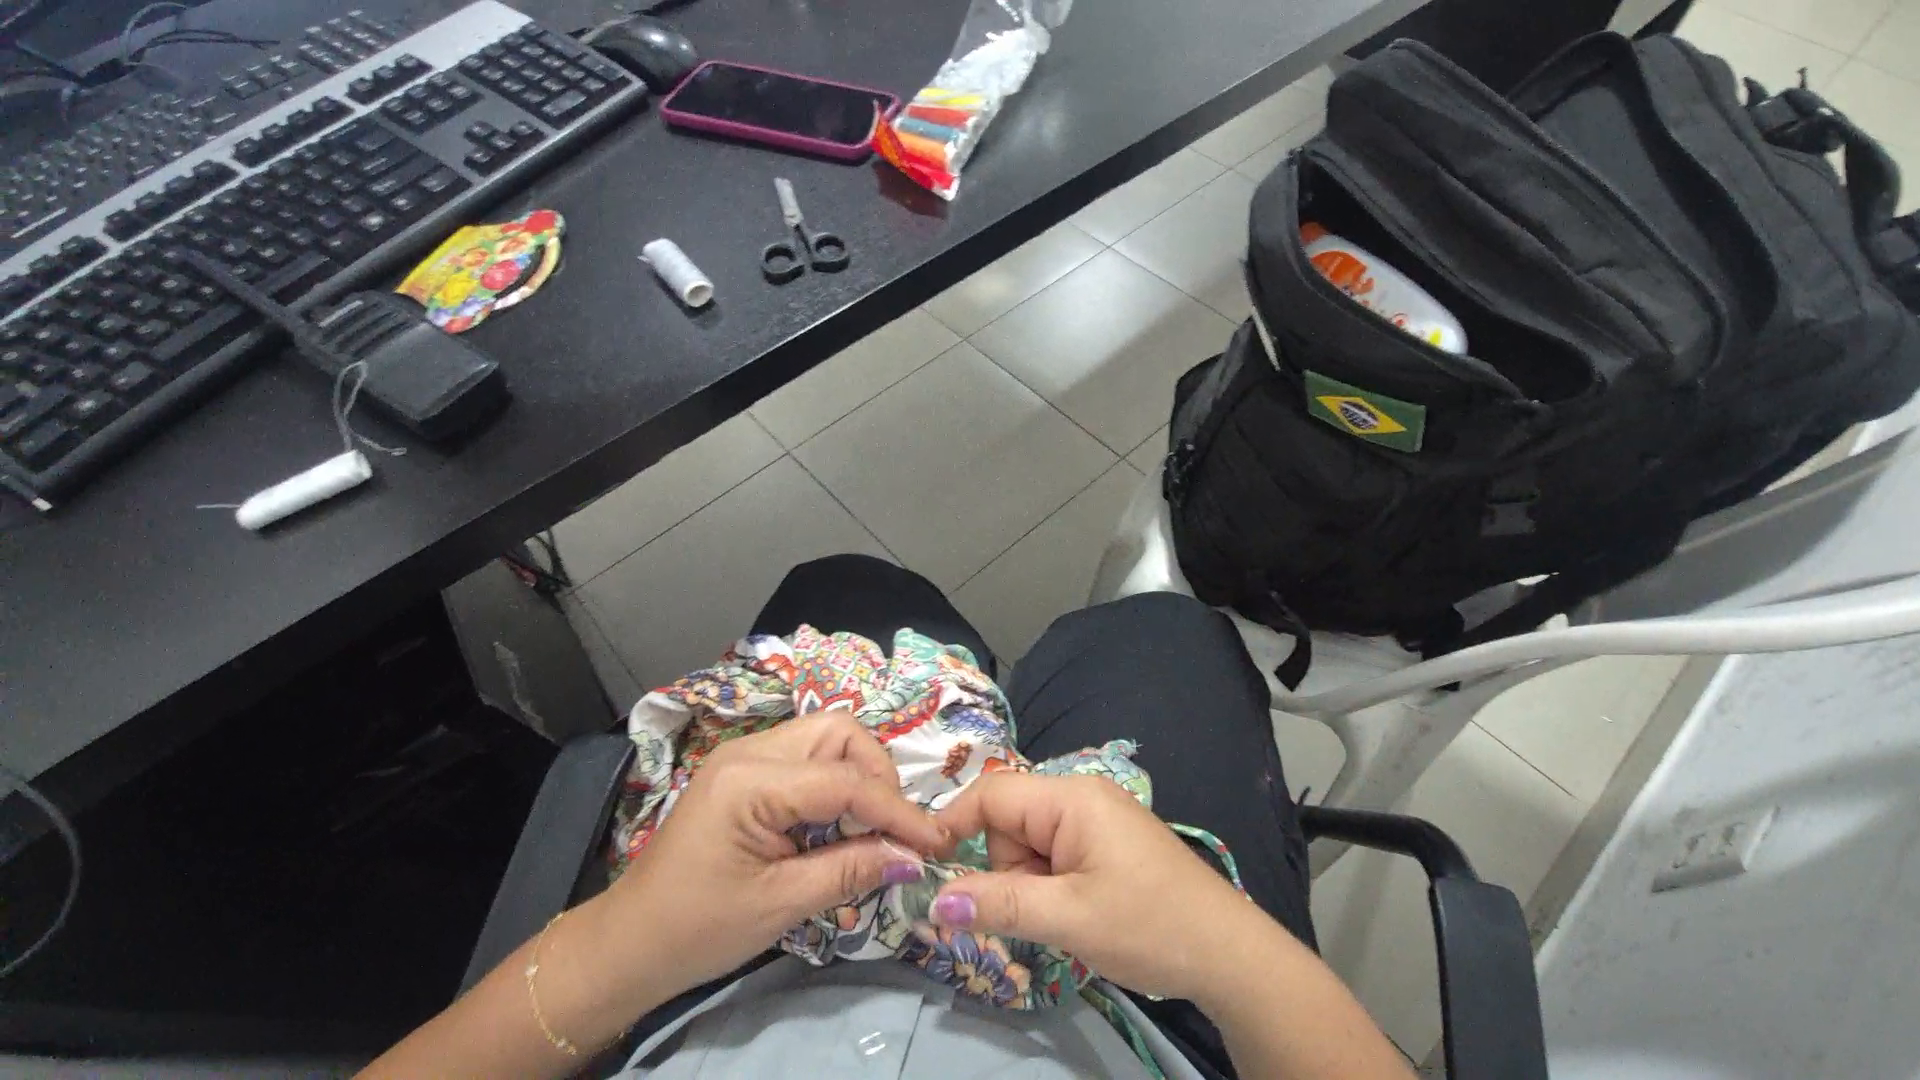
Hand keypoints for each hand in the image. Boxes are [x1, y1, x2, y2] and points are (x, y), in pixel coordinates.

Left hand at [603, 711, 951, 996]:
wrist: (631, 942)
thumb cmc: (699, 928)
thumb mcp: (782, 904)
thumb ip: (852, 870)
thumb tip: (914, 857)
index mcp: (751, 781)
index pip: (846, 779)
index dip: (897, 810)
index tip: (934, 842)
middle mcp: (749, 751)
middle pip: (840, 732)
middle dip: (878, 775)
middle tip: (891, 830)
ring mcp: (744, 756)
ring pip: (826, 738)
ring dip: (858, 777)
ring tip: (869, 829)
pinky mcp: (745, 771)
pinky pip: (806, 758)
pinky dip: (834, 784)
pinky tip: (838, 825)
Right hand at [929, 771, 1275, 1005]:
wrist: (1229, 956)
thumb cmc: (1148, 925)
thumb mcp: (1067, 918)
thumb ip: (998, 904)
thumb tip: (935, 901)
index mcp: (1071, 798)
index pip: (991, 794)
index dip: (953, 826)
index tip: (928, 869)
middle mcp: (1080, 797)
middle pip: (1008, 823)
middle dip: (1006, 870)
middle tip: (1036, 912)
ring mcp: (1096, 821)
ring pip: (1028, 846)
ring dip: (1029, 885)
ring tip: (1067, 919)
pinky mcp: (1105, 846)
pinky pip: (1054, 858)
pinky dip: (1049, 888)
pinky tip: (1079, 914)